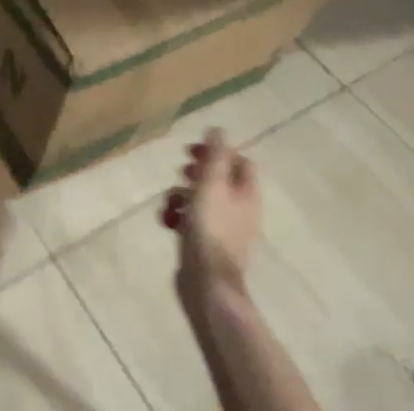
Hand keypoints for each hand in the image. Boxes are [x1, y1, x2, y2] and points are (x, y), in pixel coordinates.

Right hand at [161, 128, 260, 296]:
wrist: (208, 283)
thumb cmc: (210, 229)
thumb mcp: (210, 185)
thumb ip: (215, 157)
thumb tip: (219, 130)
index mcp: (246, 193)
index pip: (240, 161)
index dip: (218, 152)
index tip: (193, 153)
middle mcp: (240, 209)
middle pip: (219, 179)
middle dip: (195, 174)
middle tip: (180, 173)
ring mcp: (225, 228)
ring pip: (201, 199)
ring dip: (181, 196)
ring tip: (169, 206)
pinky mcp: (208, 244)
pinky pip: (192, 221)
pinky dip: (178, 217)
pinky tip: (166, 223)